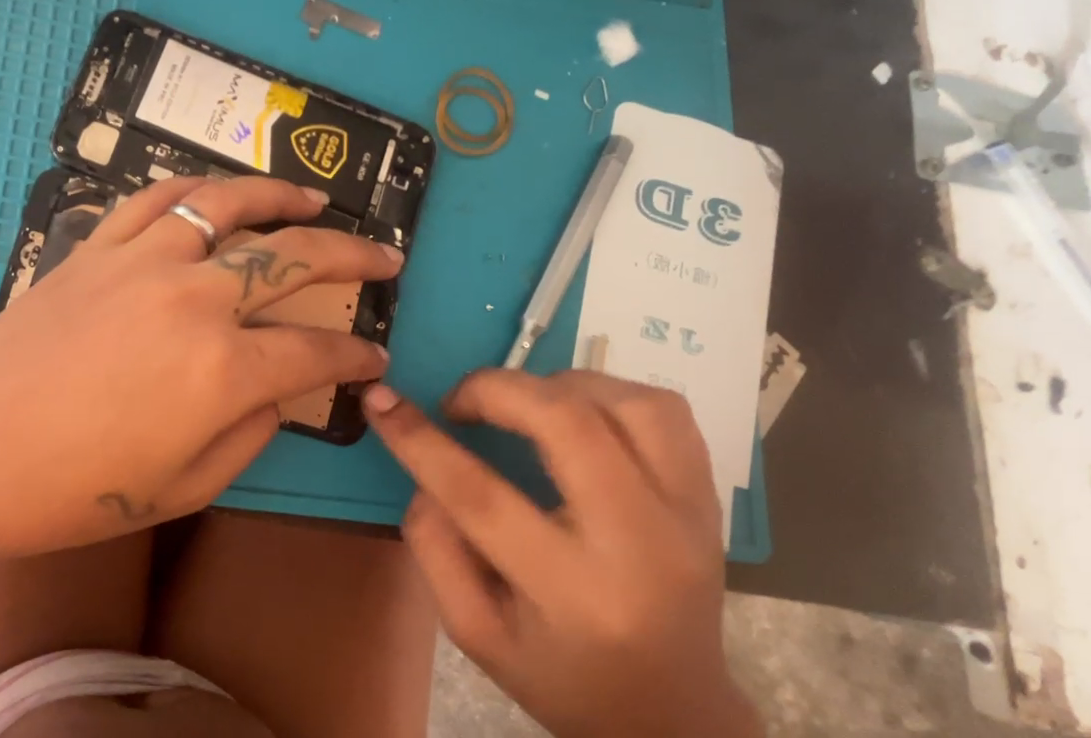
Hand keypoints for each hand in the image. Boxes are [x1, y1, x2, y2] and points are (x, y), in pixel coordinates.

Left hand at [0, 175, 398, 570]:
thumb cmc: (73, 491)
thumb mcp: (183, 486)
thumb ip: (249, 431)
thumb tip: (281, 390)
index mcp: (224, 370)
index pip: (315, 353)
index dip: (355, 358)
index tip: (375, 360)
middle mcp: (195, 298)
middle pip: (293, 257)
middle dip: (351, 256)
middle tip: (384, 259)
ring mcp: (143, 260)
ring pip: (227, 206)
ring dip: (281, 197)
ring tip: (313, 198)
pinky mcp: (98, 247)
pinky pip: (157, 199)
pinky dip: (196, 188)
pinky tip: (217, 192)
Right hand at [362, 370, 759, 737]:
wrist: (672, 713)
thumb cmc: (561, 675)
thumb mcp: (474, 633)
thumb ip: (436, 547)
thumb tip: (425, 470)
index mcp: (572, 594)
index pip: (481, 496)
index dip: (420, 440)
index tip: (380, 401)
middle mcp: (639, 546)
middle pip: (569, 425)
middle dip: (495, 389)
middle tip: (458, 403)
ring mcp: (687, 517)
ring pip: (628, 403)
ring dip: (558, 385)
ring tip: (522, 405)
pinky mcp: (710, 500)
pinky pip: (668, 412)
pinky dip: (612, 392)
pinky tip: (577, 411)